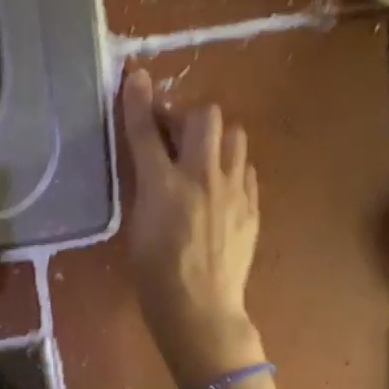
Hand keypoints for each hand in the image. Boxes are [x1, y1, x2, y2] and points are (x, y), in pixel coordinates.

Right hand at [121, 69, 265, 388]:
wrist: (201, 310)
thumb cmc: (156, 279)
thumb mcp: (137, 230)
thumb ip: (144, 188)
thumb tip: (151, 163)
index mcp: (163, 185)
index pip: (147, 131)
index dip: (139, 102)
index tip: (136, 78)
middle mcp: (202, 177)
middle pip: (205, 116)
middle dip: (187, 116)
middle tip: (173, 135)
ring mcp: (234, 189)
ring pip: (233, 135)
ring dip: (215, 138)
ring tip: (201, 160)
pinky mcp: (252, 206)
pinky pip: (245, 168)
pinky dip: (231, 168)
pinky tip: (219, 188)